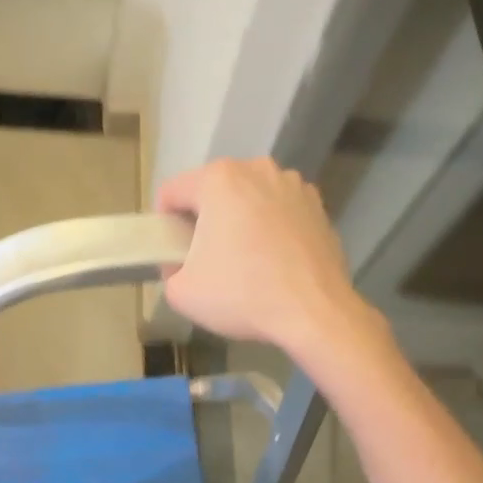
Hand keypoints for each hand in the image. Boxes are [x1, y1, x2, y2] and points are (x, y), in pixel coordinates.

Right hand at [155, 158, 363, 353]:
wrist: (315, 312)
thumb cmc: (242, 294)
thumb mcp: (181, 292)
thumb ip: (168, 269)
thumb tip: (181, 263)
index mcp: (218, 179)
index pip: (171, 192)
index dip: (164, 224)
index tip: (174, 253)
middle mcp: (257, 170)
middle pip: (213, 191)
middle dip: (205, 219)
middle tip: (207, 259)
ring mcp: (293, 185)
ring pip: (248, 198)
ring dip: (239, 220)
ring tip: (245, 260)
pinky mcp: (317, 205)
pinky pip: (279, 211)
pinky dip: (270, 228)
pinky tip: (274, 260)